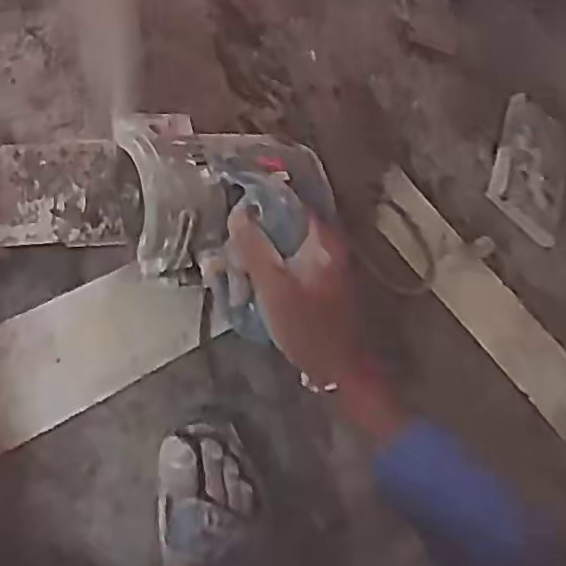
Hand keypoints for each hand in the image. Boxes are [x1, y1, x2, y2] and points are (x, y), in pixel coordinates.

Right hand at [226, 204, 407, 442]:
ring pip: (281, 238)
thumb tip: (238, 211)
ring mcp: (323, 261)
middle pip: (282, 217)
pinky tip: (246, 272)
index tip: (231, 194)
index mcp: (323, 239)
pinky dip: (265, 259)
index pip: (288, 198)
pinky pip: (284, 255)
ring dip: (256, 243)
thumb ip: (252, 245)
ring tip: (231, 255)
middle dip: (253, 223)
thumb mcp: (272, 284)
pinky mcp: (316, 278)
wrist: (339, 372)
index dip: (258, 193)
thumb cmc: (308, 326)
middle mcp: (327, 243)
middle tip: (226, 233)